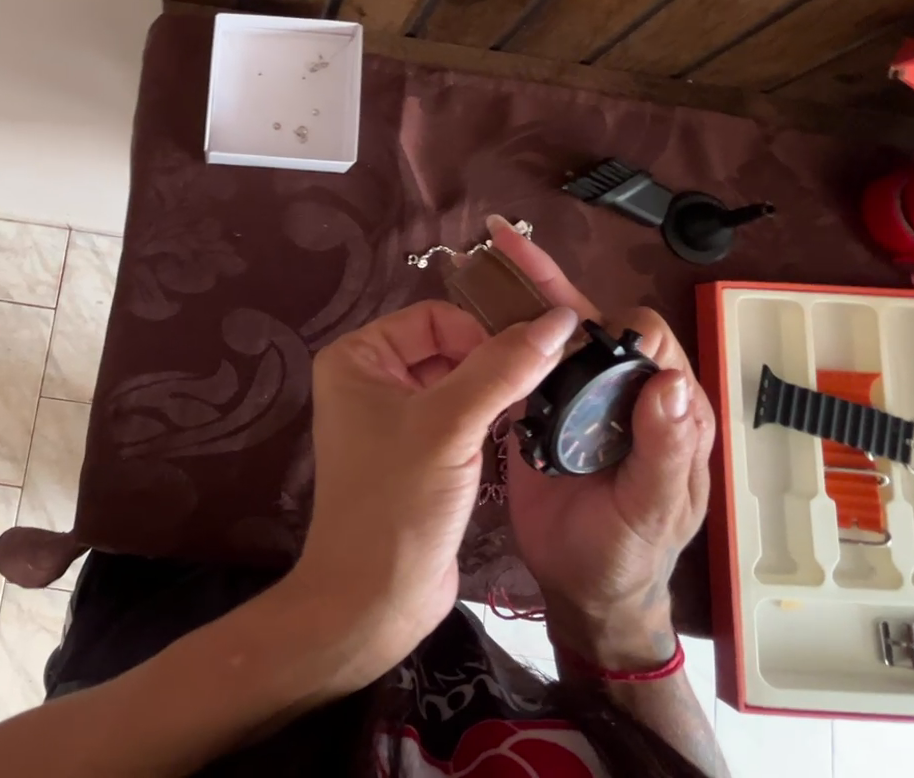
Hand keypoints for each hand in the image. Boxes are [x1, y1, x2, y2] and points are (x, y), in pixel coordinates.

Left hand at [287, 298, 583, 689]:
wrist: (376, 596)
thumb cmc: (400, 499)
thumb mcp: (450, 424)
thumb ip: (502, 368)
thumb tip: (558, 318)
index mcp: (356, 357)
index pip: (432, 317)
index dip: (481, 334)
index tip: (527, 363)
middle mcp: (367, 379)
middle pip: (445, 346)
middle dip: (492, 363)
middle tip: (545, 381)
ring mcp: (389, 417)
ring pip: (456, 382)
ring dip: (494, 392)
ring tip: (537, 405)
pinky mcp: (414, 452)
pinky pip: (456, 416)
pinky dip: (486, 418)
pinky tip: (519, 430)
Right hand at [485, 217, 715, 669]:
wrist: (581, 588)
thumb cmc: (628, 553)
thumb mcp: (655, 510)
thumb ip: (667, 451)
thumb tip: (667, 381)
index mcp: (664, 406)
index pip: (647, 341)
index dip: (617, 330)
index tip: (579, 337)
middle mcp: (620, 391)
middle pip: (589, 322)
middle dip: (547, 278)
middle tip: (503, 240)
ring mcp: (576, 400)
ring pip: (551, 336)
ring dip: (517, 294)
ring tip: (480, 257)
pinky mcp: (538, 413)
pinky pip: (520, 367)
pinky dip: (497, 335)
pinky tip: (467, 314)